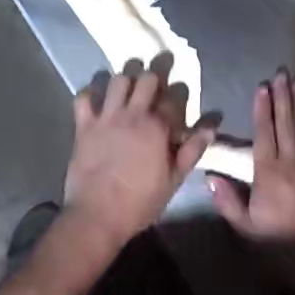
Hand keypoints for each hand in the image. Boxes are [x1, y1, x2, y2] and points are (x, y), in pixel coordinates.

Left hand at [63, 54, 214, 249]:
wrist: (97, 215)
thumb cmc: (139, 202)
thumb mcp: (173, 180)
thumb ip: (192, 151)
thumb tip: (210, 128)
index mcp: (158, 126)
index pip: (174, 98)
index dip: (177, 100)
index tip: (176, 109)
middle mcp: (134, 114)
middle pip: (147, 78)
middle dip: (153, 80)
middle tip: (153, 91)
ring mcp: (107, 117)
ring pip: (118, 80)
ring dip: (125, 82)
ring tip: (127, 92)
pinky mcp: (84, 125)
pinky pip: (83, 97)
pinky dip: (89, 94)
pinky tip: (96, 101)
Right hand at [207, 70, 294, 242]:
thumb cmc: (279, 231)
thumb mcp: (247, 224)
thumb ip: (228, 201)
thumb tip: (210, 177)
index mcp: (269, 170)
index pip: (265, 132)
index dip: (263, 109)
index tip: (262, 88)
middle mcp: (291, 159)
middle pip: (286, 121)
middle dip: (283, 96)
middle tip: (281, 73)